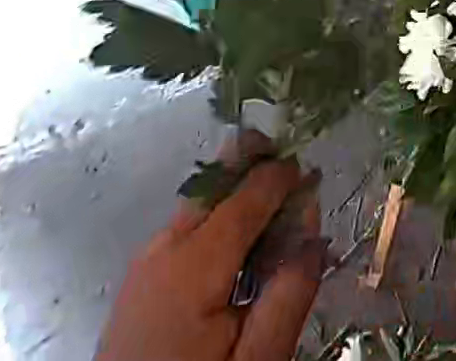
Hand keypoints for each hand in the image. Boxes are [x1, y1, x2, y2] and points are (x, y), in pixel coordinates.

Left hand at [96, 158, 324, 360]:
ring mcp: (146, 262)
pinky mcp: (140, 281)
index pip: (248, 194)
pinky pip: (187, 227)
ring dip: (239, 189)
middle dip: (255, 161)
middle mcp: (164, 248)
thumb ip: (289, 295)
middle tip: (292, 160)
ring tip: (276, 200)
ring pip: (200, 201)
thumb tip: (315, 235)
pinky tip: (243, 240)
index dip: (283, 175)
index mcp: (194, 265)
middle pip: (215, 183)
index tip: (313, 172)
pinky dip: (220, 214)